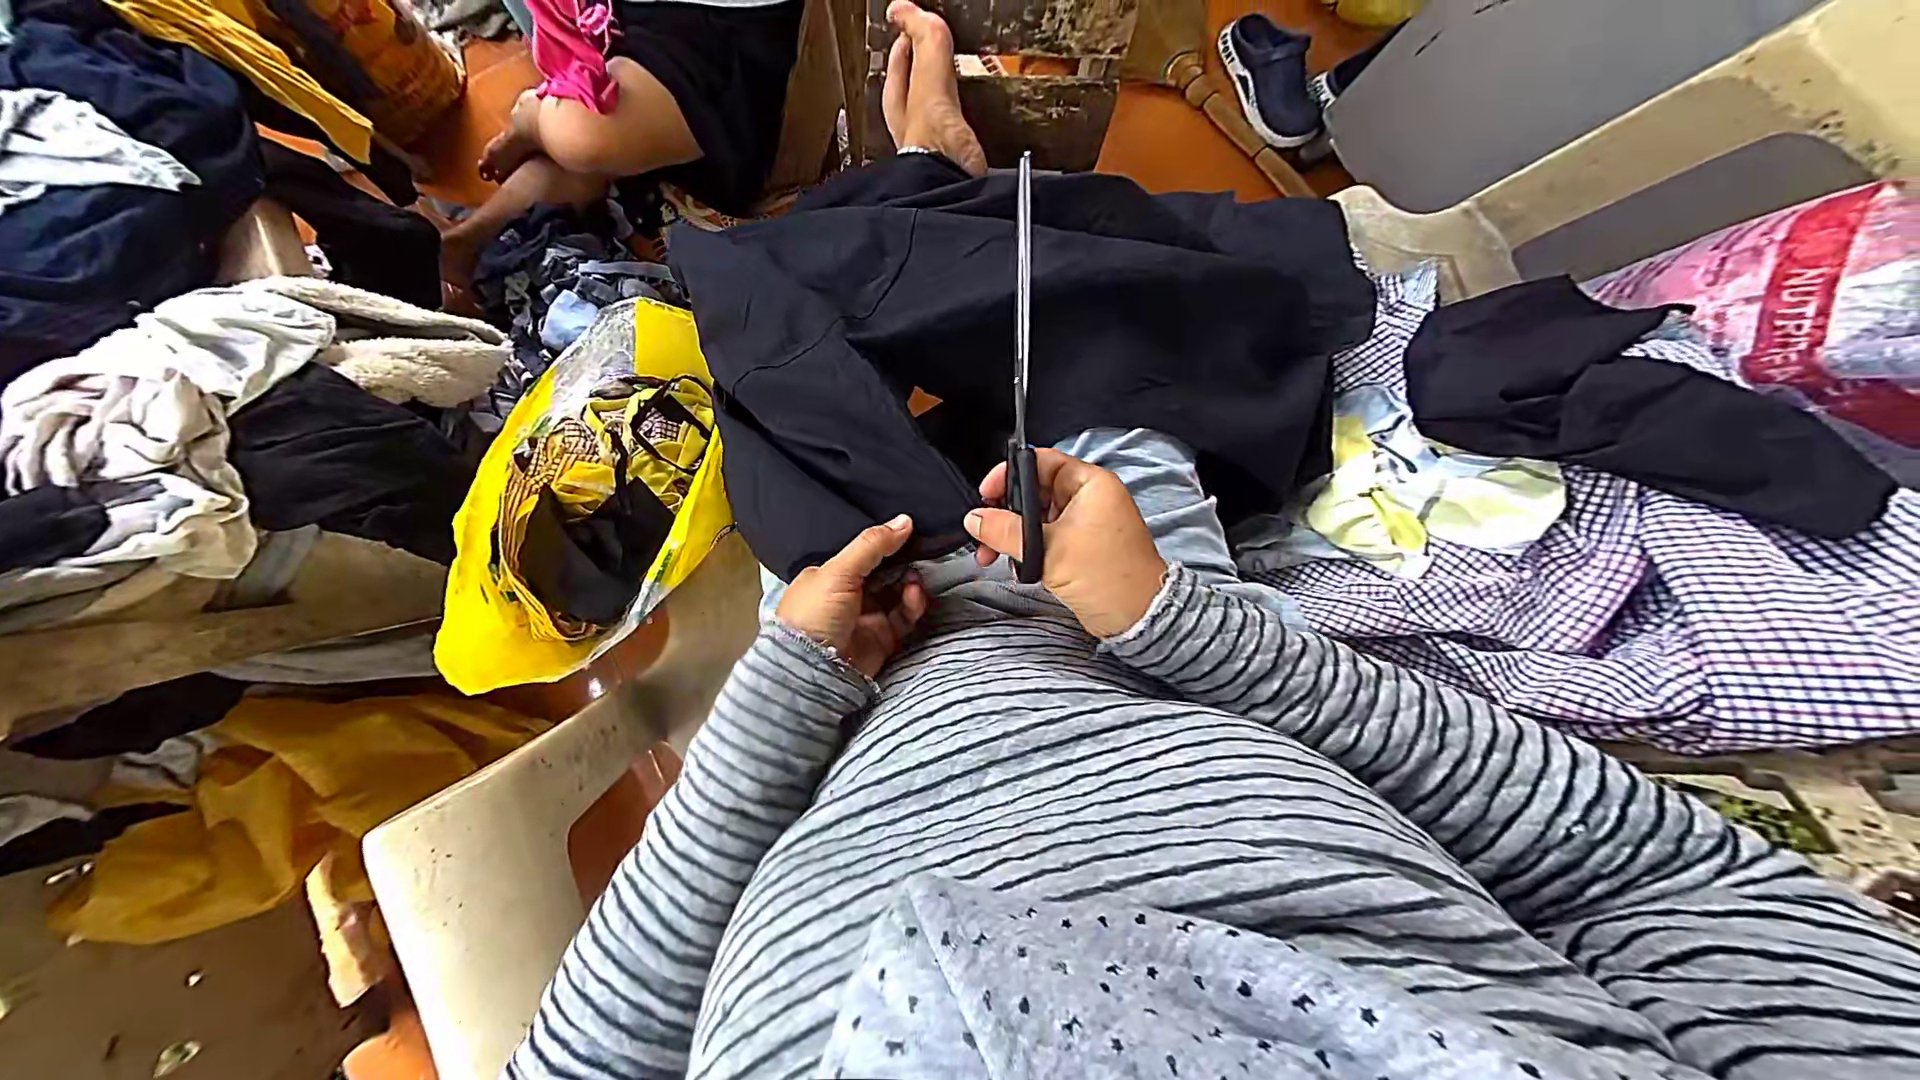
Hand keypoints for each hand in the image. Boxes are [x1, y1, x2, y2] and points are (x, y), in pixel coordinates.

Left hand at [776, 514, 929, 676]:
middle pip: (885, 572)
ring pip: (898, 593)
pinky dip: (913, 604)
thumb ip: (872, 545)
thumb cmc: (812, 617)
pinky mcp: (882, 638)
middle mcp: (848, 595)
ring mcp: (866, 617)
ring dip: (910, 583)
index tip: (907, 533)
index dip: (885, 544)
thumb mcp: (839, 571)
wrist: (812, 672)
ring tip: (915, 578)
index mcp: (830, 575)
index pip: (863, 553)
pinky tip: (915, 594)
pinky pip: (905, 616)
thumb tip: (904, 520)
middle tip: (918, 554)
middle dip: (903, 563)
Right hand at [965, 450, 1166, 638]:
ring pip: (1034, 518)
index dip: (1009, 474)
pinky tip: (1012, 563)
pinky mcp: (1076, 547)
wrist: (1136, 618)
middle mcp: (1087, 499)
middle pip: (1033, 491)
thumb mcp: (1049, 550)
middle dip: (1004, 511)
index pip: (1041, 462)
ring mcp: (1082, 524)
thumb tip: (975, 519)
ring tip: (991, 552)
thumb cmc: (1111, 578)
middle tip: (984, 527)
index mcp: (1090, 485)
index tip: (987, 493)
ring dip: (1010, 534)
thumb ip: (1006, 531)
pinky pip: (1042, 538)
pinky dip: (1025, 549)